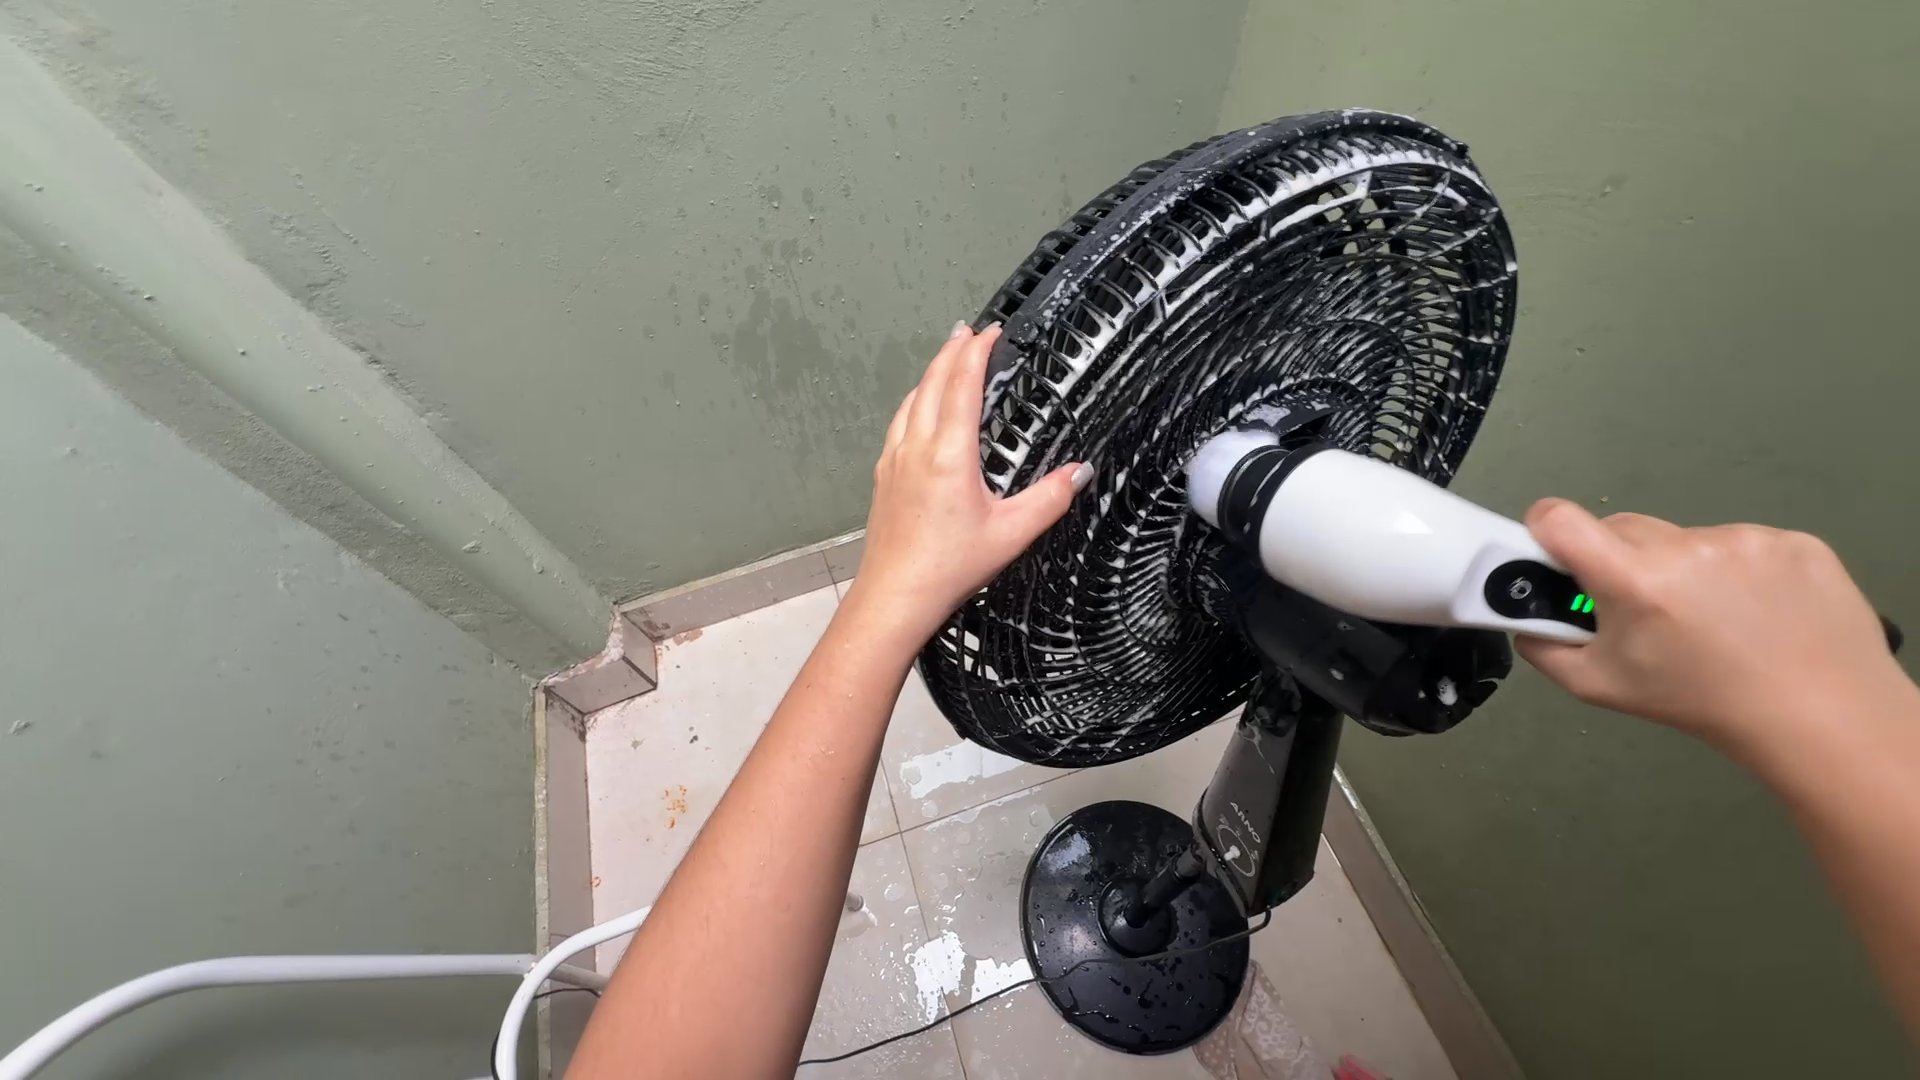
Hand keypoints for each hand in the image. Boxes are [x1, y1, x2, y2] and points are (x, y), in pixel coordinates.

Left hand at [841, 322, 1089, 647]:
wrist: (894, 596)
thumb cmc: (948, 567)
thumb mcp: (1011, 534)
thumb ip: (1049, 499)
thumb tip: (1080, 473)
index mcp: (949, 453)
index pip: (962, 383)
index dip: (977, 351)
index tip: (992, 331)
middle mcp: (916, 447)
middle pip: (932, 382)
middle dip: (952, 350)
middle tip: (970, 331)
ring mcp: (893, 459)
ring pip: (911, 399)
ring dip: (931, 373)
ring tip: (947, 359)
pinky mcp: (883, 475)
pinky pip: (899, 422)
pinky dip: (914, 401)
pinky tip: (919, 409)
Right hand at [1516, 499, 1909, 760]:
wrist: (1823, 717)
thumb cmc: (1694, 701)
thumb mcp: (1593, 683)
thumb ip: (1540, 645)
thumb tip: (1522, 617)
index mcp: (1632, 579)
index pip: (1559, 518)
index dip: (1543, 528)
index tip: (1550, 550)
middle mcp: (1686, 547)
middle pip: (1618, 527)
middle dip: (1612, 557)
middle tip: (1632, 600)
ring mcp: (1746, 539)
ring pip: (1678, 536)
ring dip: (1673, 563)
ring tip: (1702, 610)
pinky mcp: (1795, 541)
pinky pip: (1734, 541)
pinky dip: (1728, 567)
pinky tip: (1749, 605)